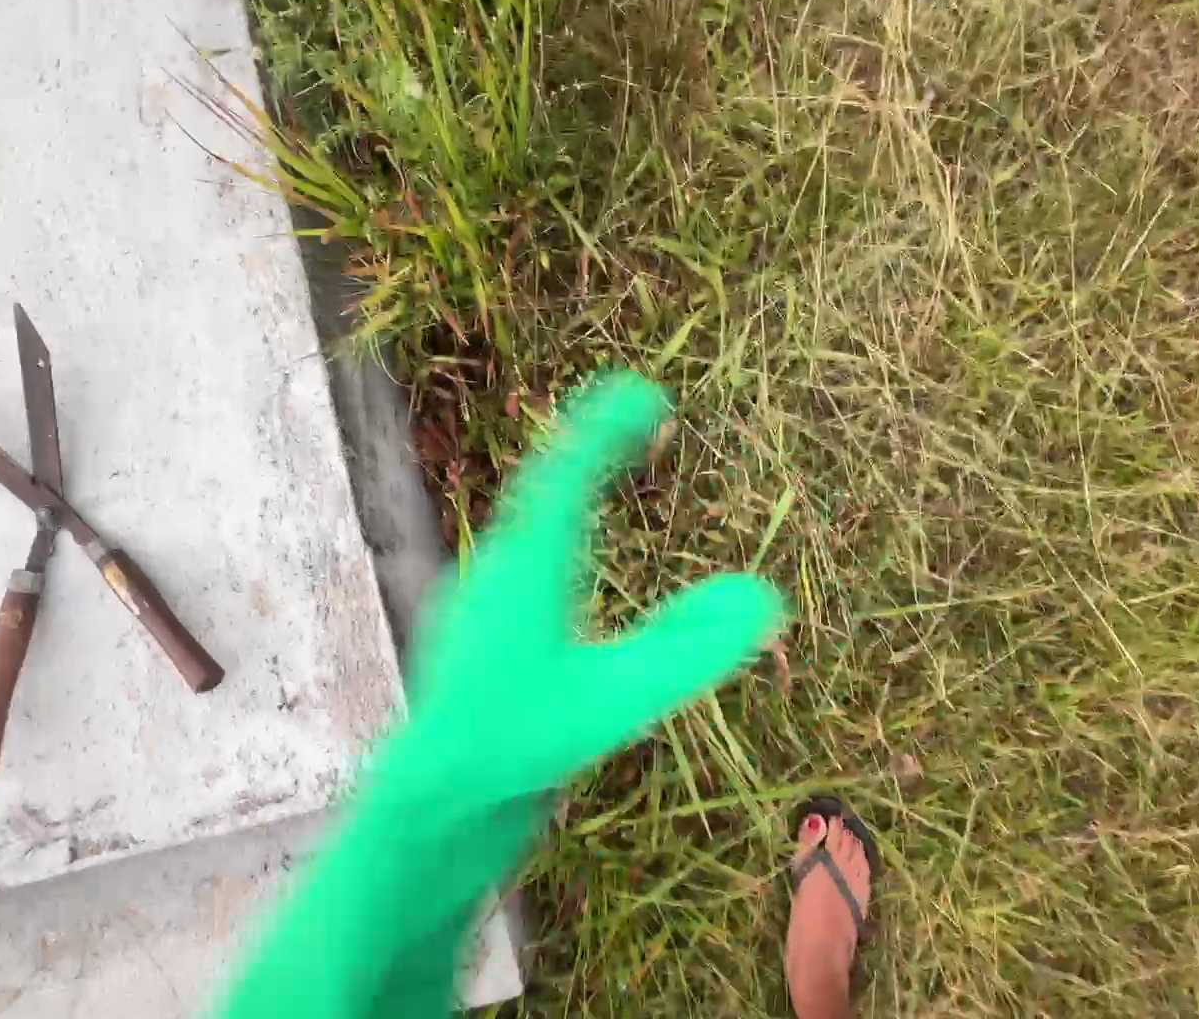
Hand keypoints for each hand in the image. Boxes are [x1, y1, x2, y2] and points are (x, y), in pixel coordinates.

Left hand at [388, 370, 785, 800]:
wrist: (432, 802)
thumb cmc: (517, 744)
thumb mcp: (616, 699)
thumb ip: (691, 647)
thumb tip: (766, 599)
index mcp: (527, 565)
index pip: (569, 470)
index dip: (607, 426)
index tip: (650, 396)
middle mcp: (498, 566)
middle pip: (548, 483)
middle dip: (596, 444)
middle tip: (643, 419)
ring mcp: (484, 596)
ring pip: (534, 519)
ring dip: (575, 484)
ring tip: (611, 460)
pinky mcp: (483, 628)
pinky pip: (529, 554)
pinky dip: (563, 528)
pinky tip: (573, 550)